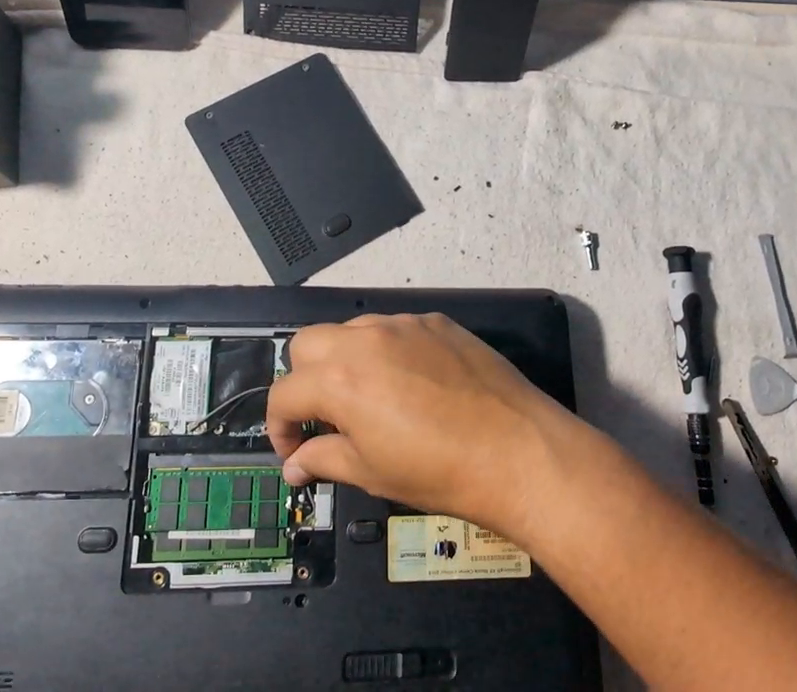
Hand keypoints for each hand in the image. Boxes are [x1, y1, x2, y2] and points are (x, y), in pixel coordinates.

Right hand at [266, 312, 587, 537]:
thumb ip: (323, 460)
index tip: (294, 449)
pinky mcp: (438, 323)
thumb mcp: (371, 472)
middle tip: (325, 418)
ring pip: (352, 330)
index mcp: (340, 380)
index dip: (279, 426)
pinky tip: (411, 384)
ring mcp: (405, 325)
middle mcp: (366, 340)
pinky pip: (396, 328)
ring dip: (345, 360)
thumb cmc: (439, 471)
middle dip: (304, 381)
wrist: (517, 450)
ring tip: (369, 399)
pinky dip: (387, 351)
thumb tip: (295, 464)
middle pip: (308, 345)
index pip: (284, 393)